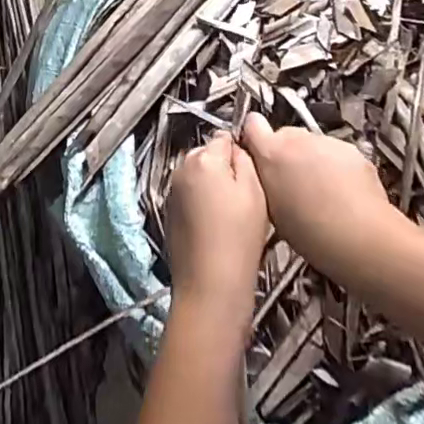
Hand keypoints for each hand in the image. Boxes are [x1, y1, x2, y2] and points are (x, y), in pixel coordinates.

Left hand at [165, 131, 268, 306]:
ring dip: (211, 185)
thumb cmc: (238, 238)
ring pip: (198, 176)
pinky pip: (189, 195)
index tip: (251, 174)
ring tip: (231, 214)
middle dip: (224, 168)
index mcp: (204, 159)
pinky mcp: (168, 211)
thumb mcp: (255, 192)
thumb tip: (236, 147)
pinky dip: (201, 203)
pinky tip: (215, 226)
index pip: (224, 137)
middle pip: (208, 154)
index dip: (240, 152)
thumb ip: (245, 159)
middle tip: (244, 196)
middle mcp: (182, 169)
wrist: (210, 285)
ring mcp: (172, 190)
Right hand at [239, 114, 406, 283]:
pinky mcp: (349, 149)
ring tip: (318, 193)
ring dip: (311, 161)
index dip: (254, 136)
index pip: (252, 124)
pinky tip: (338, 193)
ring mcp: (325, 142)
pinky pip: (335, 152)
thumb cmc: (315, 233)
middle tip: (291, 182)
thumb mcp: (271, 209)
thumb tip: (262, 175)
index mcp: (270, 153)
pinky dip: (335, 166)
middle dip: (285, 154)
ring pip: (311, 145)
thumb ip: (263, 180)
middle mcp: (297, 140)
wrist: (360, 236)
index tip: (256, 148)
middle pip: (284, 135)